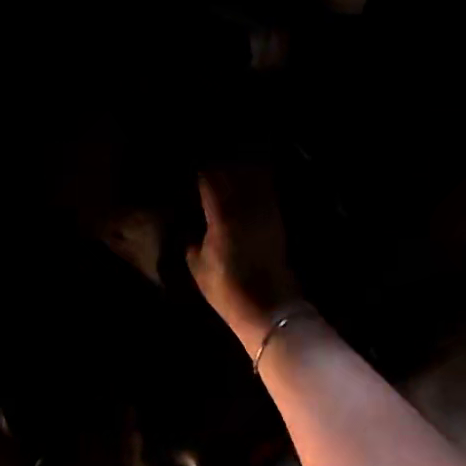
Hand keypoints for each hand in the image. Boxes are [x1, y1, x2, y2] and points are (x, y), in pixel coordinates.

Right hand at [186, 169, 302, 354]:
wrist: (268, 302)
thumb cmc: (227, 289)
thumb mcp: (198, 266)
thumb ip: (192, 240)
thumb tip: (189, 226)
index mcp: (221, 217)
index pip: (210, 180)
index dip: (202, 171)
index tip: (195, 169)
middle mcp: (244, 206)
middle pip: (233, 171)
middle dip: (221, 165)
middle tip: (211, 163)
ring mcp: (264, 209)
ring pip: (252, 175)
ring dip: (241, 167)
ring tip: (230, 164)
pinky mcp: (276, 216)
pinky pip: (265, 188)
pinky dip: (257, 179)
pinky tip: (251, 178)